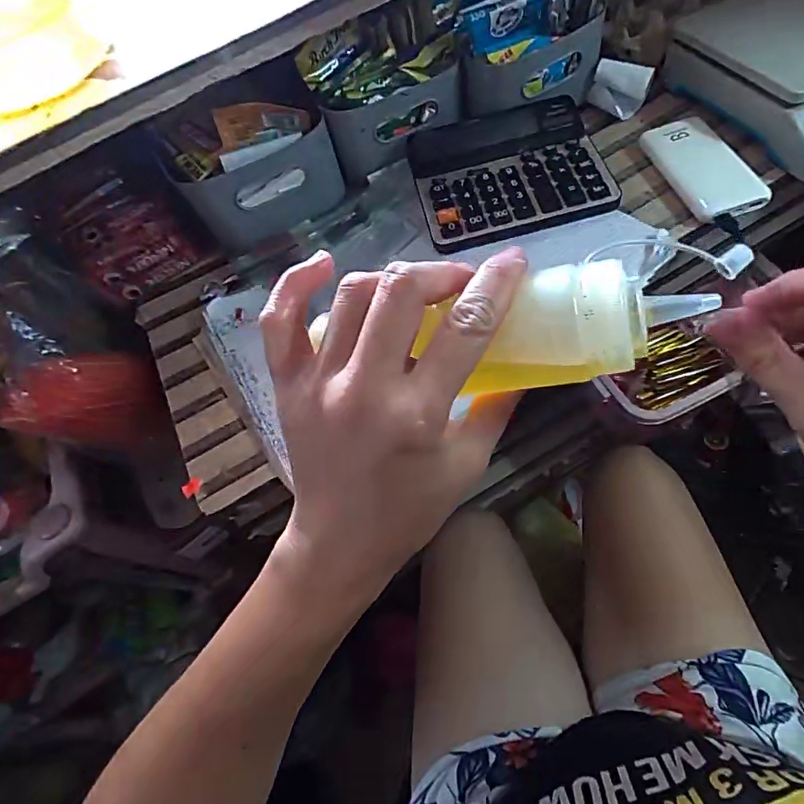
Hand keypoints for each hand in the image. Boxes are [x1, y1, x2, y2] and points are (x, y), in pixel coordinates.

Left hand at [257, 248, 528, 597]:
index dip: (495, 285)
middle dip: (442, 273)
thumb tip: (524, 364)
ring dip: (392, 278)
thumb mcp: (468, 465)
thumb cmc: (410, 510)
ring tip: (414, 290)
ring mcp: (318, 383)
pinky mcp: (287, 384)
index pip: (464, 328)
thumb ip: (496, 408)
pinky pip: (279, 320)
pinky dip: (296, 283)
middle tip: (461, 283)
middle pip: (401, 292)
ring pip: (351, 294)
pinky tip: (323, 264)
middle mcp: (364, 389)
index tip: (513, 261)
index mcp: (417, 414)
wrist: (339, 542)